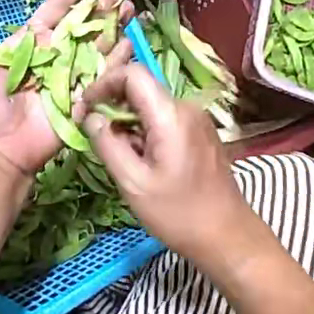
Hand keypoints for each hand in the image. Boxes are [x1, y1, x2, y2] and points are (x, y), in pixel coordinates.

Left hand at [0, 0, 134, 186]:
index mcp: (30, 44)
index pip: (52, 13)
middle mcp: (54, 56)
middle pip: (82, 26)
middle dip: (102, 7)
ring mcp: (71, 77)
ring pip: (97, 46)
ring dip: (114, 27)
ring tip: (132, 9)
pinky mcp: (83, 98)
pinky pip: (104, 76)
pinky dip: (119, 60)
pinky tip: (131, 43)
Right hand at [78, 64, 267, 265]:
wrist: (229, 240)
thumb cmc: (178, 213)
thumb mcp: (132, 182)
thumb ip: (107, 144)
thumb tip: (90, 118)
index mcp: (171, 116)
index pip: (132, 73)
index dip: (102, 83)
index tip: (85, 108)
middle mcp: (186, 109)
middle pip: (139, 87)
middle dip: (109, 103)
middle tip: (89, 128)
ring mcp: (194, 120)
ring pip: (147, 103)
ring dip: (123, 119)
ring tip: (111, 149)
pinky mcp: (197, 133)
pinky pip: (160, 117)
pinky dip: (139, 129)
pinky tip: (133, 156)